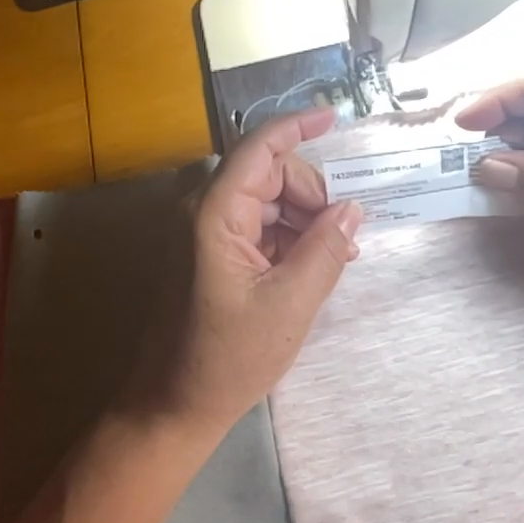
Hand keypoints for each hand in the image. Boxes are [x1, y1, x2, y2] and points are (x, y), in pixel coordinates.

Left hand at [132, 107, 362, 434]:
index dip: (296, 126)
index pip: (258, 148)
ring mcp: (203, 230)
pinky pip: (256, 224)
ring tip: (332, 258)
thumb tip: (353, 207)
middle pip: (268, 173)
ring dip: (303, 219)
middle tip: (343, 238)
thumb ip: (324, 249)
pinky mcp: (209, 251)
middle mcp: (204, 209)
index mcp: (215, 212)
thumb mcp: (289, 304)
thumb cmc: (226, 358)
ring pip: (266, 199)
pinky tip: (310, 265)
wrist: (171, 404)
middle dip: (310, 195)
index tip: (334, 117)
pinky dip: (287, 236)